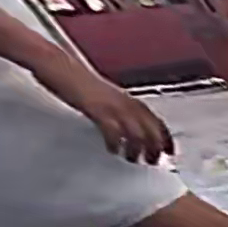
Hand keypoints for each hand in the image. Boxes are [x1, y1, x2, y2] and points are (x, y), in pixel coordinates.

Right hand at [34, 57, 174, 163]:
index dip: (167, 140)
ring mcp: (114, 107)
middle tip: (150, 161)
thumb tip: (136, 128)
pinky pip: (113, 131)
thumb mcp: (112, 97)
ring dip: (135, 150)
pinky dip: (115, 143)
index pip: (160, 124)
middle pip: (152, 133)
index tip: (169, 153)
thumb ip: (126, 110)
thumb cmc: (81, 82)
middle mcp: (129, 105)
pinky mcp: (97, 109)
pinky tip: (113, 149)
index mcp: (133, 101)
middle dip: (153, 150)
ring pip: (136, 135)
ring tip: (131, 158)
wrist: (58, 65)